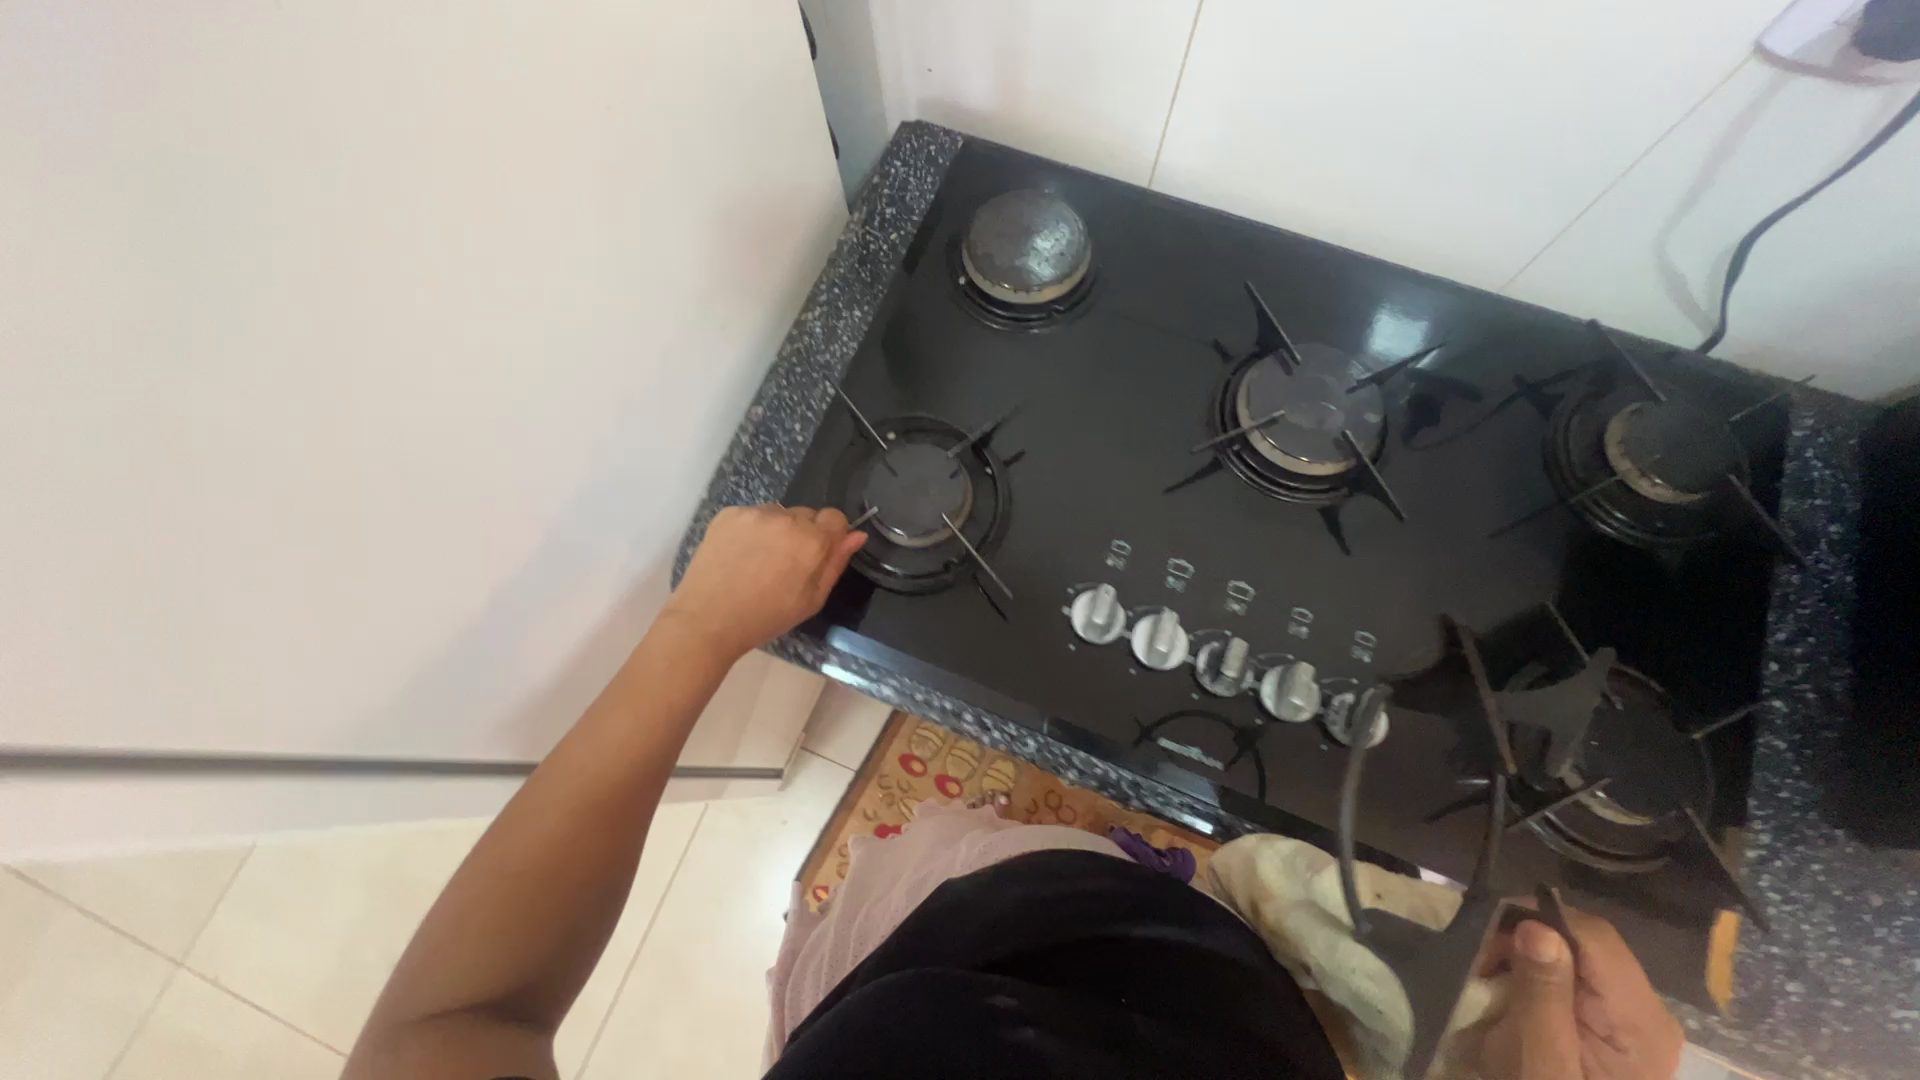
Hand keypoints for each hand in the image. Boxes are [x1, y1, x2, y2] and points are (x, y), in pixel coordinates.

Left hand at [663, 504, 866, 657]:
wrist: (708, 619)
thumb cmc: (766, 617)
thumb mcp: (812, 599)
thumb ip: (836, 563)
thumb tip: (857, 535)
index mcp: (812, 541)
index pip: (836, 517)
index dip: (831, 535)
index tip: (817, 556)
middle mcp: (786, 518)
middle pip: (807, 514)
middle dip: (803, 533)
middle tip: (785, 564)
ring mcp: (755, 513)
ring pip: (779, 513)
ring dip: (778, 529)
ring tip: (759, 560)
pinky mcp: (729, 514)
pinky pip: (752, 515)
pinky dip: (751, 530)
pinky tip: (740, 554)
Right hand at [1479, 908, 1683, 1079]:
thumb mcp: (1536, 1058)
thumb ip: (1542, 992)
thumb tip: (1537, 926)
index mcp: (1638, 1019)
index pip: (1594, 936)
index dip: (1538, 919)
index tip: (1486, 937)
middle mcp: (1648, 1009)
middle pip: (1587, 941)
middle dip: (1527, 936)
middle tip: (1480, 961)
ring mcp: (1634, 1017)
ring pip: (1579, 952)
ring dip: (1527, 951)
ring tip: (1490, 977)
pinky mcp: (1617, 1023)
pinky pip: (1577, 974)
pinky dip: (1537, 970)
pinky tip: (1513, 991)